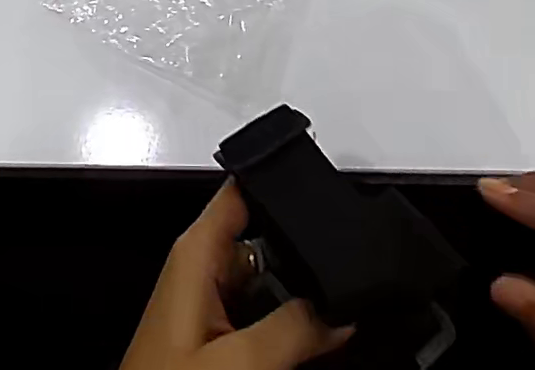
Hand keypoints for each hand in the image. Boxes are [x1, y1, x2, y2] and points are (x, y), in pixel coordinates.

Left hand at [120, 180, 354, 369]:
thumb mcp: (239, 362)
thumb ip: (292, 329)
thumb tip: (336, 310)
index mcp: (196, 251)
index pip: (239, 192)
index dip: (275, 183)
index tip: (317, 190)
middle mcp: (201, 266)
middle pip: (259, 237)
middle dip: (297, 254)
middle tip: (337, 276)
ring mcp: (208, 299)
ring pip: (264, 279)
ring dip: (293, 294)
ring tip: (328, 312)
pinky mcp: (214, 331)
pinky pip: (258, 311)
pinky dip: (282, 321)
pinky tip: (308, 339)